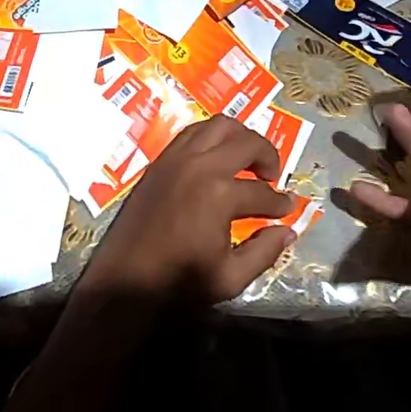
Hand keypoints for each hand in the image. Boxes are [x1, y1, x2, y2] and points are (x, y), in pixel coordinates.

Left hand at [81, 115, 297, 303]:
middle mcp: (201, 165)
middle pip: (247, 142)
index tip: (289, 208)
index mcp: (220, 194)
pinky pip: (193, 132)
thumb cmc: (177, 285)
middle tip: (272, 176)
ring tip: (246, 159)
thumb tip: (288, 232)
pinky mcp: (161, 161)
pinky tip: (217, 157)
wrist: (122, 286)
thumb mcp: (229, 278)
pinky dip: (212, 137)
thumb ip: (264, 252)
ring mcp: (178, 158)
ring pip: (219, 125)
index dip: (280, 203)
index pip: (262, 193)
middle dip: (268, 156)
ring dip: (240, 137)